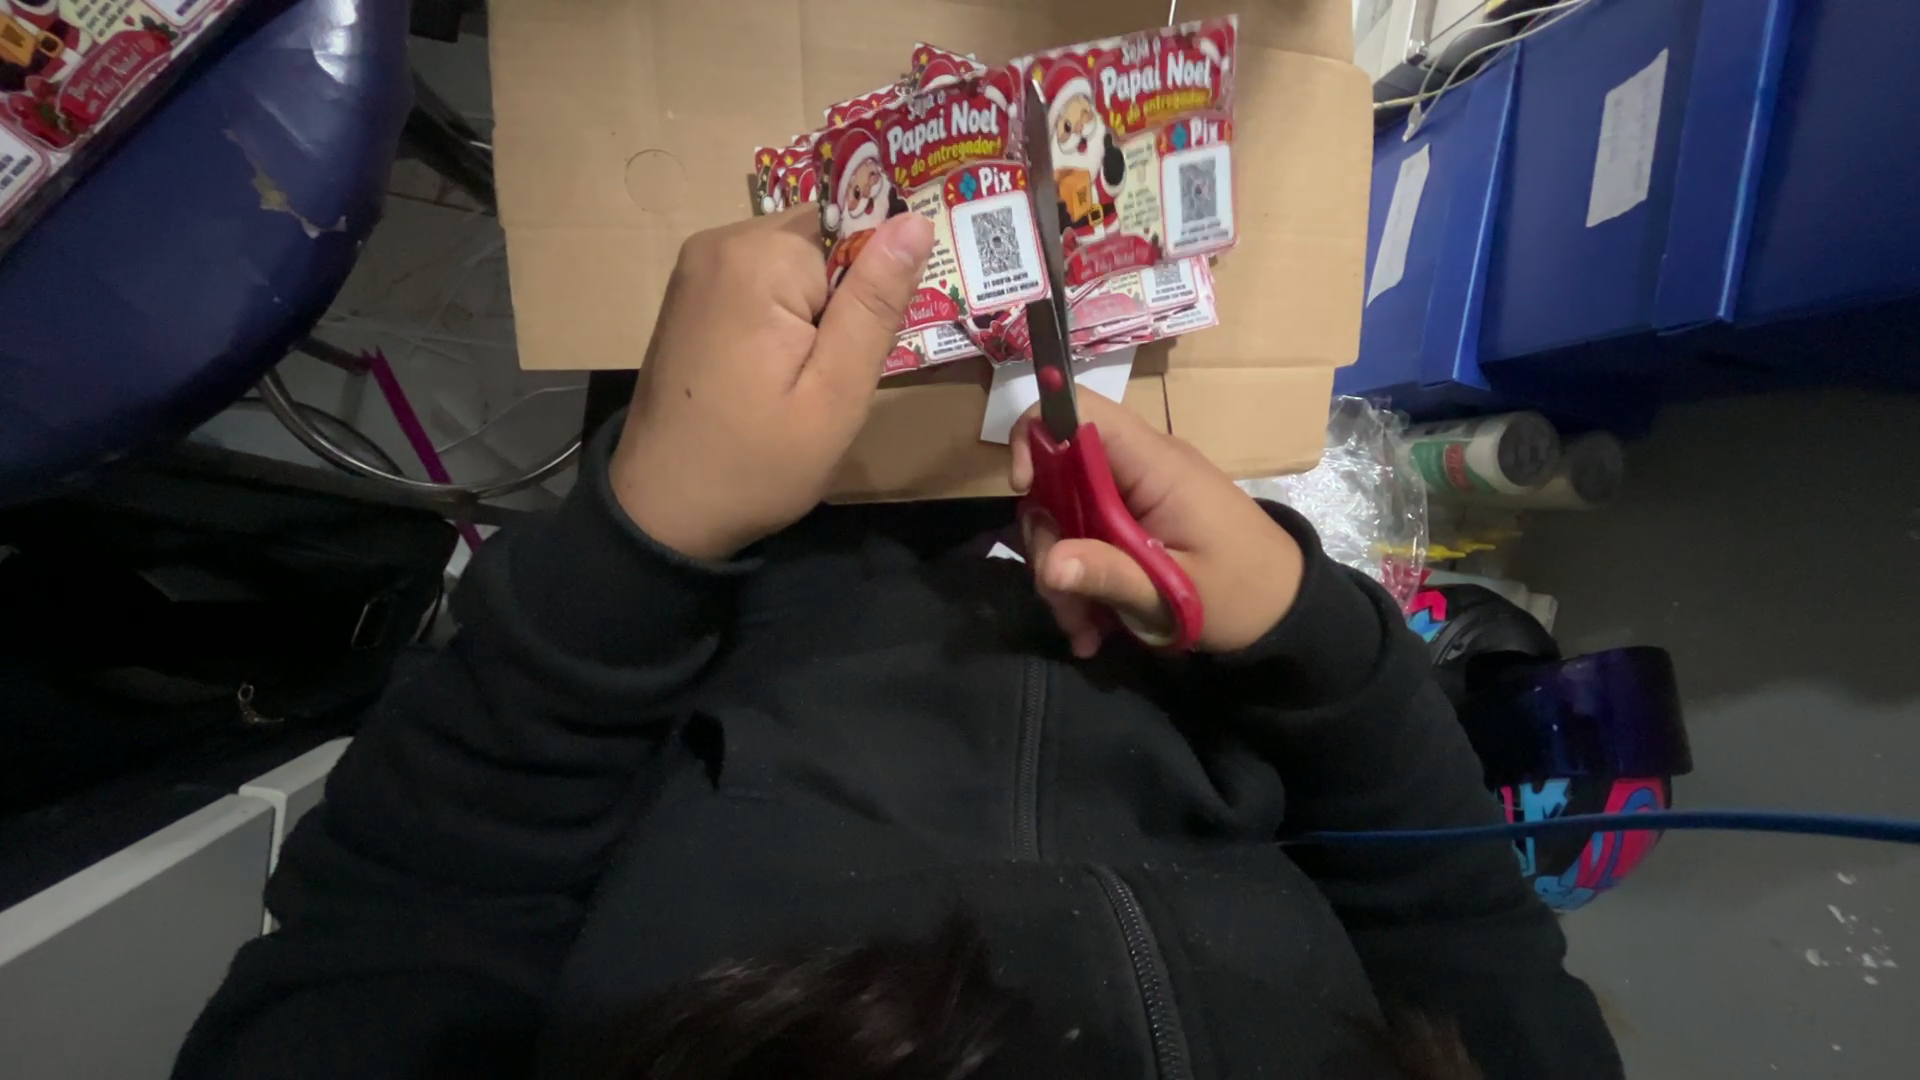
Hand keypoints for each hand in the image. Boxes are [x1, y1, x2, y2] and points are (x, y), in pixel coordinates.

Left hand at [609, 209, 935, 558]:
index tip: (859, 352)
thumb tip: (917, 218)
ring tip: (800, 378)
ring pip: (796, 264)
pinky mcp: (691, 293)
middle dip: (843, 302)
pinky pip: (764, 280)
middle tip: (832, 374)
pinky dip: (785, 318)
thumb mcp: (836, 394)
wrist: (665, 507)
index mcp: (759, 258)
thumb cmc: (759, 462)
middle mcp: (720, 241)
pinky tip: (774, 370)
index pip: (855, 235)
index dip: (871, 294)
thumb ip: (876, 305)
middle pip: (823, 243)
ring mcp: (698, 266)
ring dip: (816, 314)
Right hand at [1011, 392, 1304, 655]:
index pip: (1081, 411)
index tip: (1024, 489)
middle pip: (1058, 477)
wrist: (1286, 609)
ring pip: (1064, 516)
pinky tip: (1093, 628)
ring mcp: (1131, 495)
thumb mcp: (1173, 593)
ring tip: (1084, 629)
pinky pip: (1085, 537)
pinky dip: (1081, 581)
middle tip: (1063, 600)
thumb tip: (1047, 565)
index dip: (1037, 434)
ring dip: (1063, 574)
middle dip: (1048, 541)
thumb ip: (1109, 576)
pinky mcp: (1130, 521)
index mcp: (1153, 465)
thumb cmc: (1242, 593)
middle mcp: (1136, 469)